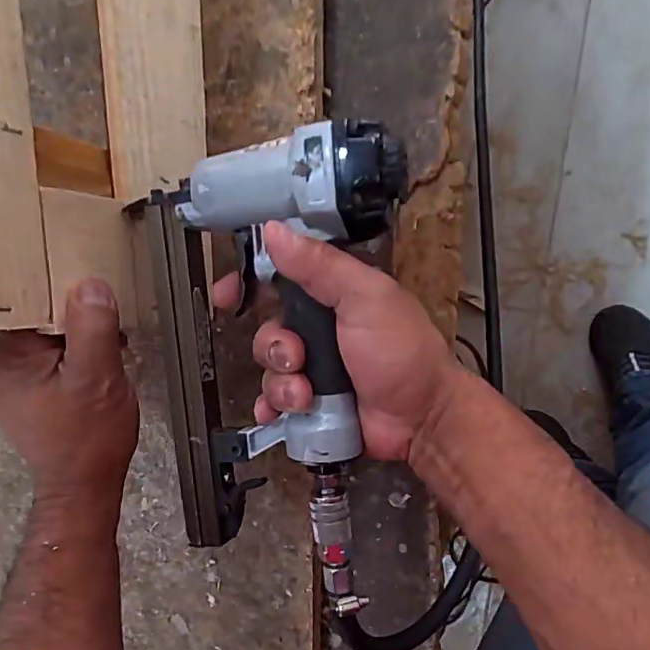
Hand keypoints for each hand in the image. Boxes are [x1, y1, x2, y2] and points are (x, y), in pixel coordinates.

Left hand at [0, 279, 139, 502]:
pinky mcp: (27, 395)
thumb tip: (89, 283)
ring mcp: (10, 383)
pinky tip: (97, 375)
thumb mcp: (99, 377)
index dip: (75, 309)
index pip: (38, 309)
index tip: (105, 319)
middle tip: (113, 344)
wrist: (86, 487)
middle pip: (44, 323)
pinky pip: (53, 361)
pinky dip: (77, 362)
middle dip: (82, 329)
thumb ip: (93, 328)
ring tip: (108, 363)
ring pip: (52, 342)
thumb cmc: (91, 437)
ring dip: (83, 345)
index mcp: (4, 360)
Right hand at [213, 221, 468, 460]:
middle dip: (274, 347)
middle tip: (298, 358)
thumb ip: (321, 266)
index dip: (249, 283)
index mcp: (333, 296)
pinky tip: (282, 414)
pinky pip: (275, 403)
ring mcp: (316, 370)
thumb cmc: (403, 352)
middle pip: (268, 331)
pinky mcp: (312, 405)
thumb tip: (275, 231)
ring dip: (281, 384)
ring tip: (307, 395)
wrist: (422, 418)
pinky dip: (273, 408)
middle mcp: (320, 331)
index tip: (228, 293)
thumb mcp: (366, 298)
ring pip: (270, 371)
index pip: (281, 279)